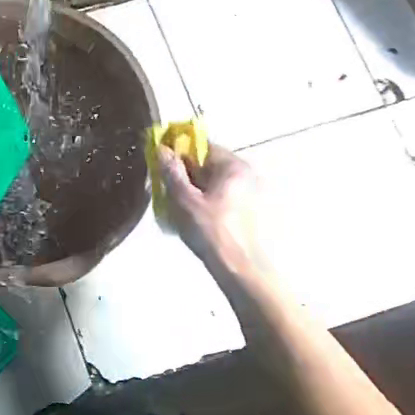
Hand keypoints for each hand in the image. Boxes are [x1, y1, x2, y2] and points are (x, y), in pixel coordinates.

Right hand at [157, 142, 266, 276]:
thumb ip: (172, 172)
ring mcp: (252, 194)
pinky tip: (198, 222)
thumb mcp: (184, 201)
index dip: (180, 153)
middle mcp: (247, 174)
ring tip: (181, 211)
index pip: (203, 146)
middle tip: (169, 192)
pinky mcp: (252, 212)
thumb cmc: (211, 231)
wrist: (240, 269)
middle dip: (188, 175)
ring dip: (197, 192)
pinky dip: (209, 204)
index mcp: (233, 165)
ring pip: (216, 185)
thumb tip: (162, 149)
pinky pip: (224, 200)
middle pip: (210, 166)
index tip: (163, 168)